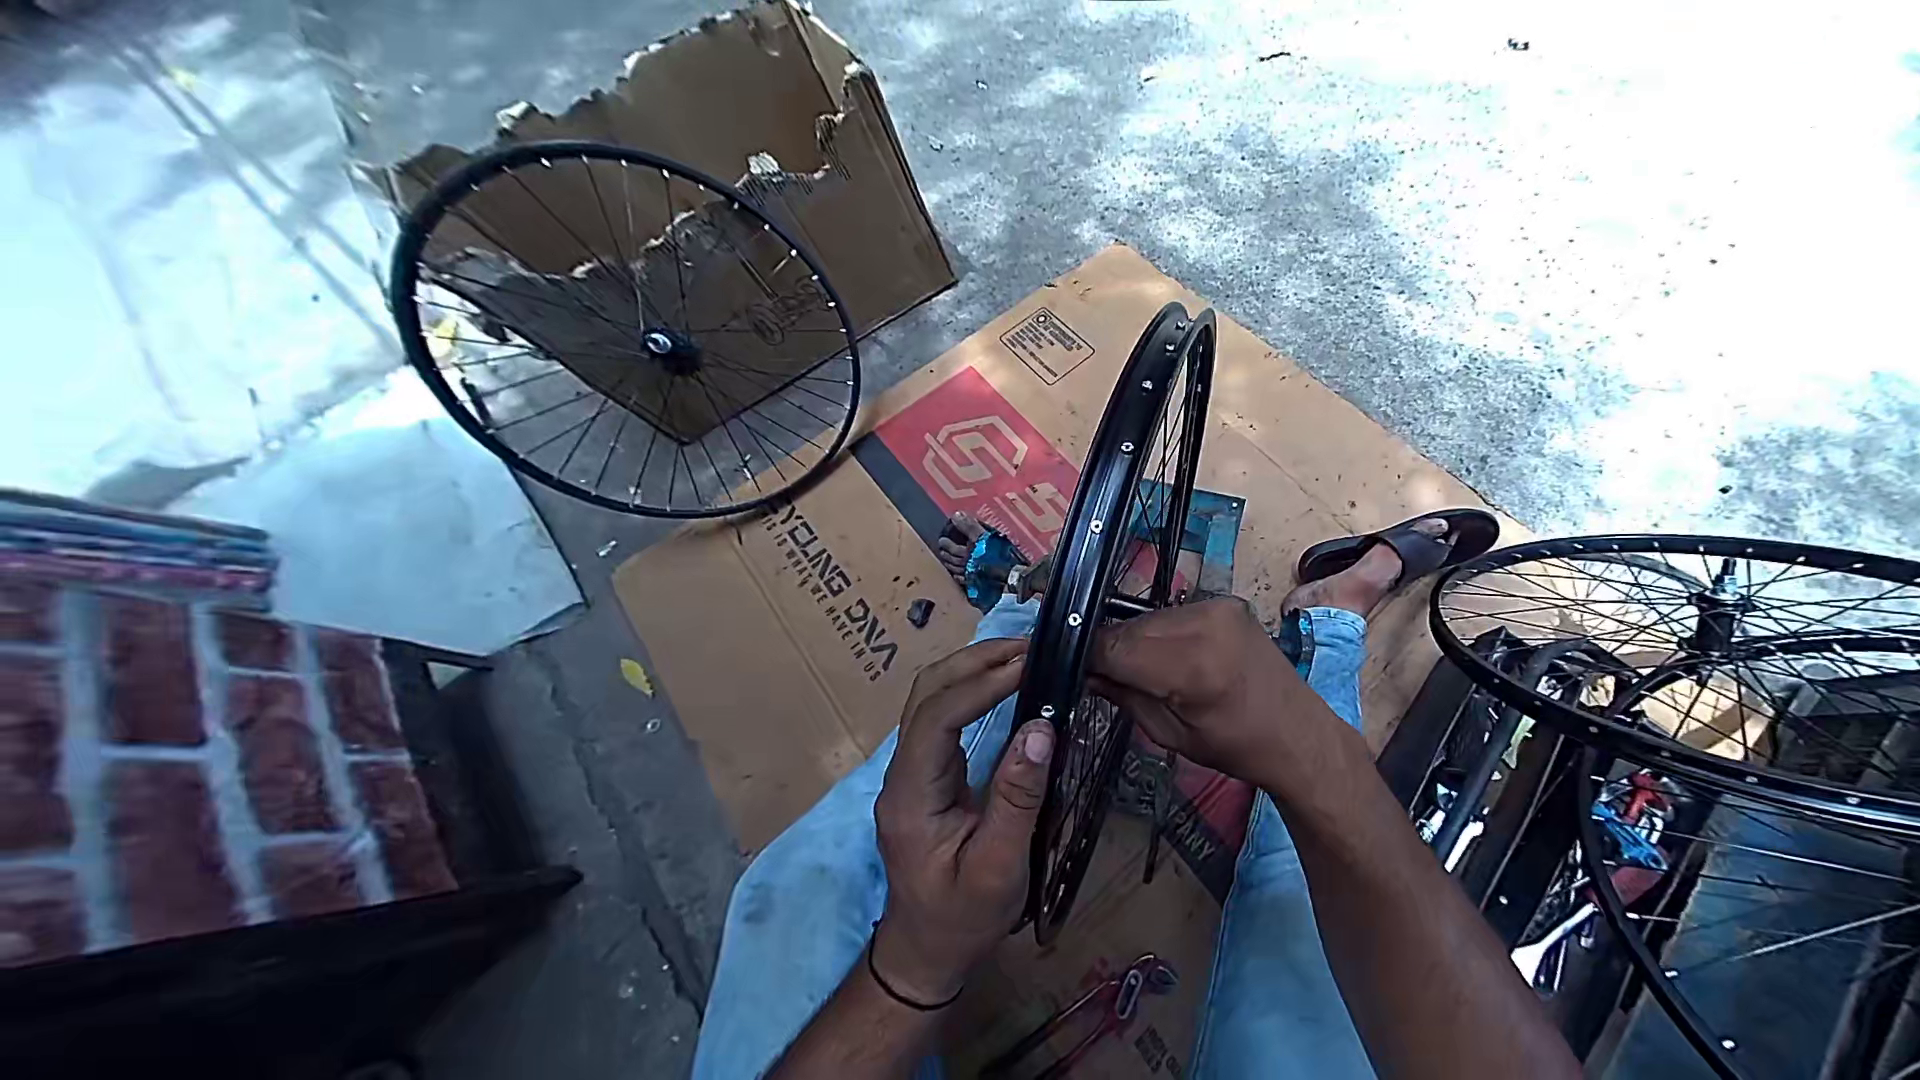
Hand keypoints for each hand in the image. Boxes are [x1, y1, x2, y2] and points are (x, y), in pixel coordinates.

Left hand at [871, 637, 1054, 1002]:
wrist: (925, 951)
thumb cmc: (962, 920)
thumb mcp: (999, 870)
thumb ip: (1017, 799)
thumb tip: (1041, 729)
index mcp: (910, 793)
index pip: (936, 717)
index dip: (979, 685)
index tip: (1026, 667)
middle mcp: (902, 770)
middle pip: (925, 693)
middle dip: (974, 662)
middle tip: (1027, 647)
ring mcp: (910, 768)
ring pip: (930, 697)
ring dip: (972, 668)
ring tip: (1020, 655)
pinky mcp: (925, 771)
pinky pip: (943, 714)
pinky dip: (973, 689)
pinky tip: (1002, 684)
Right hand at [1089, 597, 1350, 794]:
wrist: (1298, 733)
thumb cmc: (1235, 746)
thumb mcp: (1169, 734)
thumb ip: (1123, 696)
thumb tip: (1084, 673)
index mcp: (1192, 667)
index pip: (1115, 648)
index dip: (1089, 658)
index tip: (1077, 669)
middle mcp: (1204, 624)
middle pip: (1128, 629)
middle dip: (1110, 650)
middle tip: (1104, 673)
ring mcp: (1216, 607)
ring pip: (1146, 618)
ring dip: (1133, 640)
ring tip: (1141, 667)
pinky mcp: (1223, 601)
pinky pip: (1169, 613)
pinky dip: (1157, 632)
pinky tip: (1166, 653)